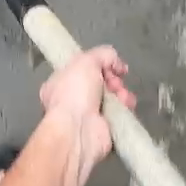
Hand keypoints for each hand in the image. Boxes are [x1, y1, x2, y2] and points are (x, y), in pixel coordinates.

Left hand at [37, 46, 135, 180]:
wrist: (78, 130)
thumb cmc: (75, 92)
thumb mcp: (86, 61)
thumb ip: (103, 54)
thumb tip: (116, 63)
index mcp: (59, 83)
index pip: (82, 70)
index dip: (99, 65)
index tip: (110, 66)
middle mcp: (71, 100)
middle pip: (100, 83)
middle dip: (113, 79)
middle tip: (115, 83)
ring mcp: (87, 116)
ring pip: (112, 98)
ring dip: (122, 93)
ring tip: (122, 95)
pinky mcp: (103, 130)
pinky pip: (119, 114)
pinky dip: (126, 108)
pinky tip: (127, 105)